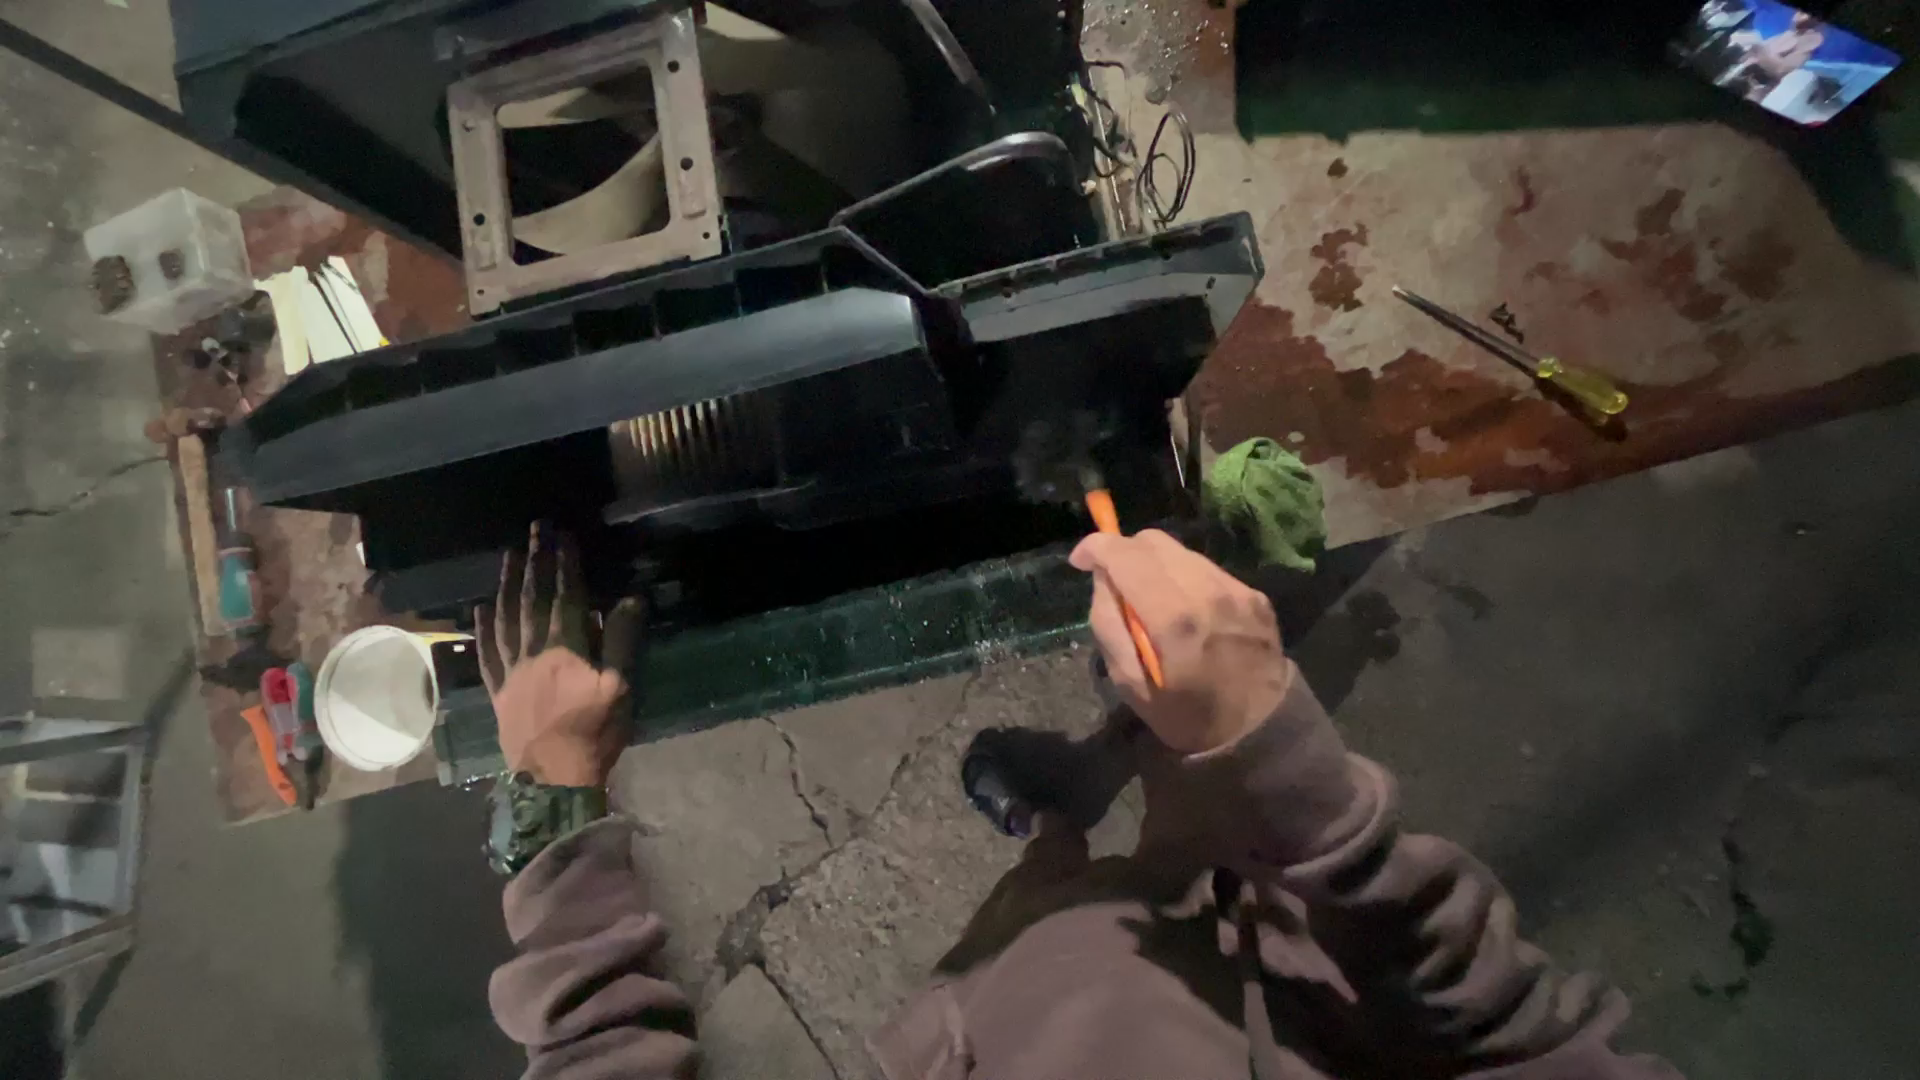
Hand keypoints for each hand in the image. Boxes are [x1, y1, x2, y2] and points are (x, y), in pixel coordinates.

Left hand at [477, 524, 640, 786]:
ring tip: (509, 558)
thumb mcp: (619, 687)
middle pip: (532, 600)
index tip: (563, 536)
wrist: (553, 778)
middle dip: (534, 563)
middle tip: (534, 532)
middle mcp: (533, 652)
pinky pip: (487, 653)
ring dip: (507, 585)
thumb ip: (621, 641)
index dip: (564, 565)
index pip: (565, 597)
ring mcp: (511, 671)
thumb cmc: (594, 732)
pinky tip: (481, 609)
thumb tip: (629, 599)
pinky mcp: (498, 691)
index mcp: (566, 648)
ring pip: (505, 619)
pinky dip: (483, 628)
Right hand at [1070, 529, 1288, 754]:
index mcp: (1173, 617)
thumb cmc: (1185, 716)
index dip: (1096, 547)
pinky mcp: (1255, 594)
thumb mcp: (1129, 684)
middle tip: (1113, 580)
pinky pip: (1207, 568)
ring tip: (1149, 596)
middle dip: (1123, 551)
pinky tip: (1184, 606)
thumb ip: (1108, 624)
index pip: (1125, 555)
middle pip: (1153, 541)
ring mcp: (1237, 590)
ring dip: (1155, 564)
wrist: (1260, 733)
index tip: (1080, 560)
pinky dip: (1184, 577)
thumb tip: (1103, 580)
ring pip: (1181, 551)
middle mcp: (1208, 591)